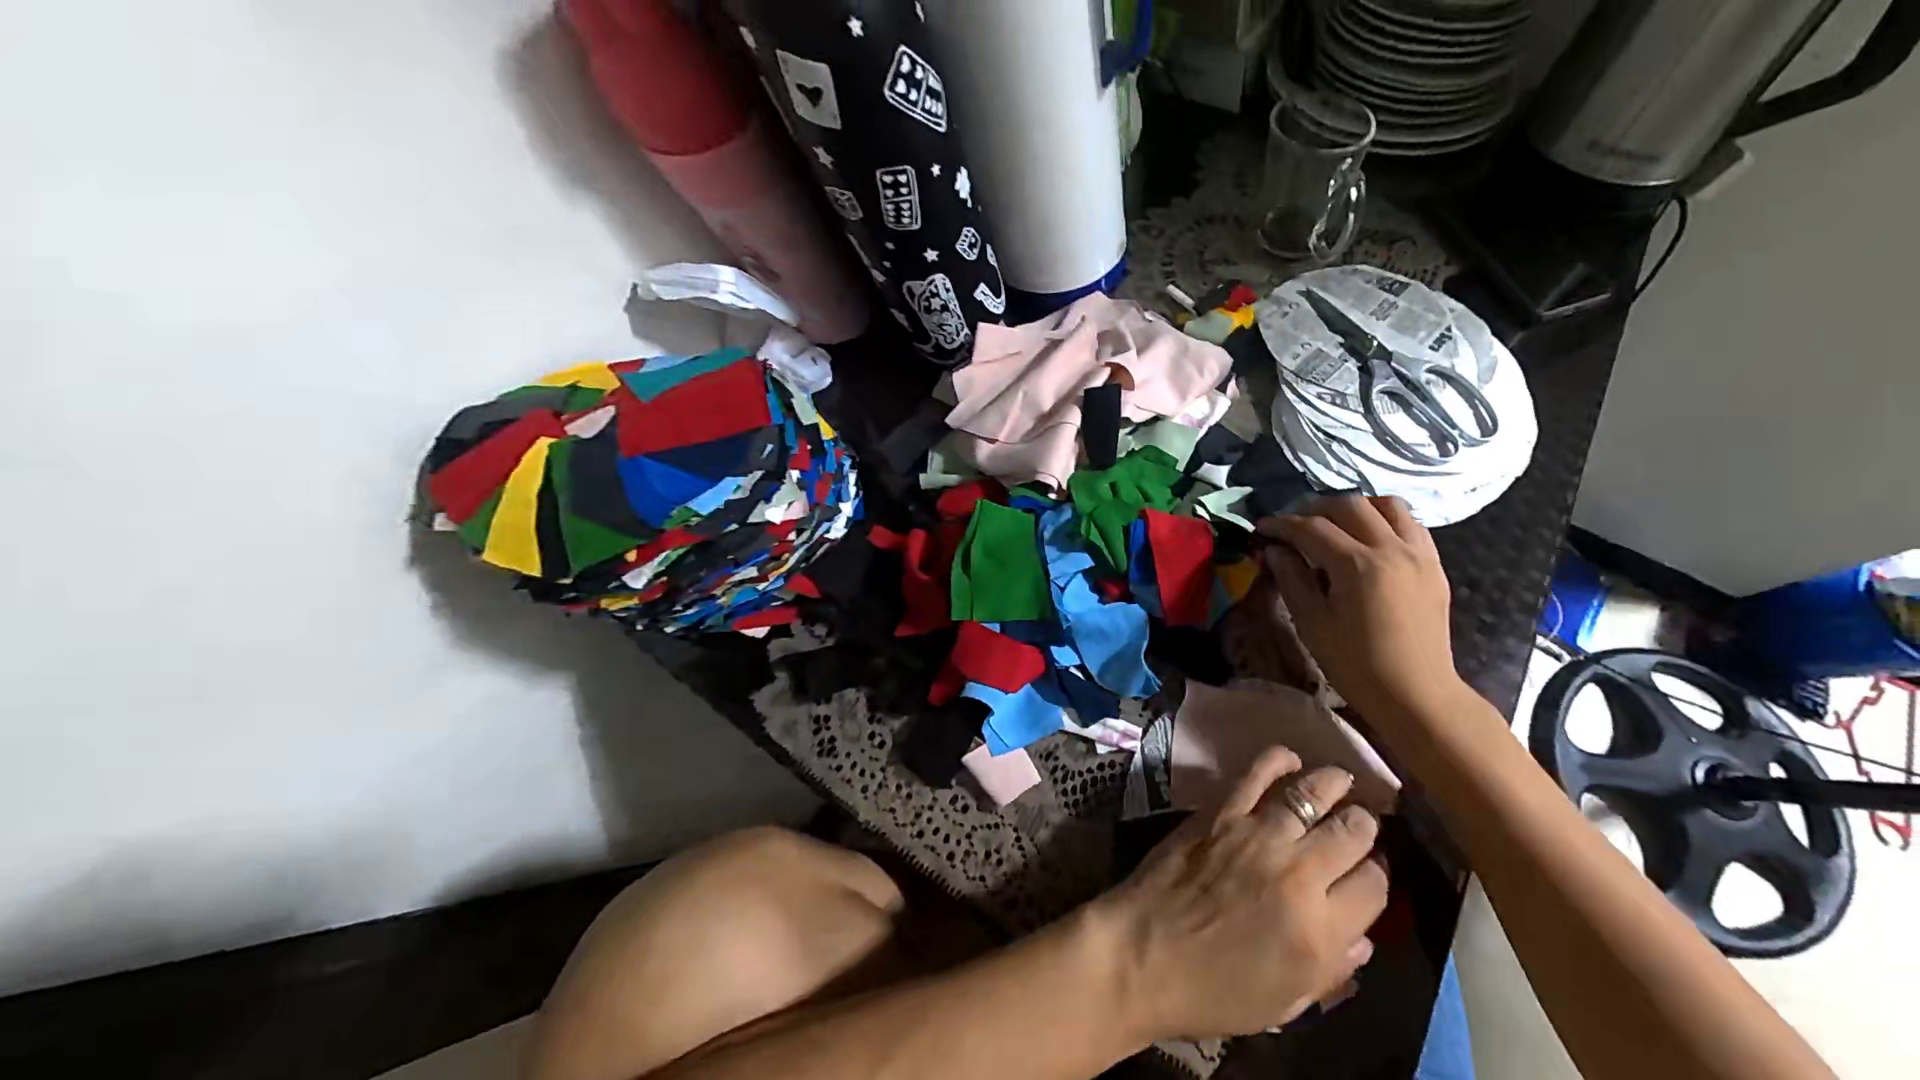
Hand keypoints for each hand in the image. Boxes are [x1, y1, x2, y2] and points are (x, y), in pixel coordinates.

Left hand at [1092, 747, 1387, 1039]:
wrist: (1141, 955)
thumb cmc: (1212, 992)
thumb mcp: (1286, 1003)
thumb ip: (1333, 970)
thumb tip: (1363, 936)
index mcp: (1321, 931)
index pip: (1375, 886)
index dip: (1376, 876)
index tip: (1366, 872)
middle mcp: (1298, 874)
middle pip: (1353, 831)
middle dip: (1362, 826)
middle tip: (1356, 826)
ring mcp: (1256, 836)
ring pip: (1313, 794)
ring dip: (1334, 784)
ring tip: (1342, 781)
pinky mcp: (1218, 814)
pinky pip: (1255, 776)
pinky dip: (1276, 760)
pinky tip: (1290, 758)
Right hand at [1256, 495, 1469, 725]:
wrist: (1415, 693)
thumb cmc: (1355, 663)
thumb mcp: (1312, 622)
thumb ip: (1292, 578)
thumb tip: (1275, 550)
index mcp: (1357, 565)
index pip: (1312, 528)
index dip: (1282, 524)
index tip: (1262, 527)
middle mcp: (1391, 549)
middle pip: (1350, 506)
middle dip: (1315, 508)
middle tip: (1294, 523)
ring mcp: (1419, 555)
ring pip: (1387, 506)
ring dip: (1356, 508)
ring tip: (1335, 523)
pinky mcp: (1433, 566)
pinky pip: (1411, 525)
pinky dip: (1385, 520)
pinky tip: (1368, 538)